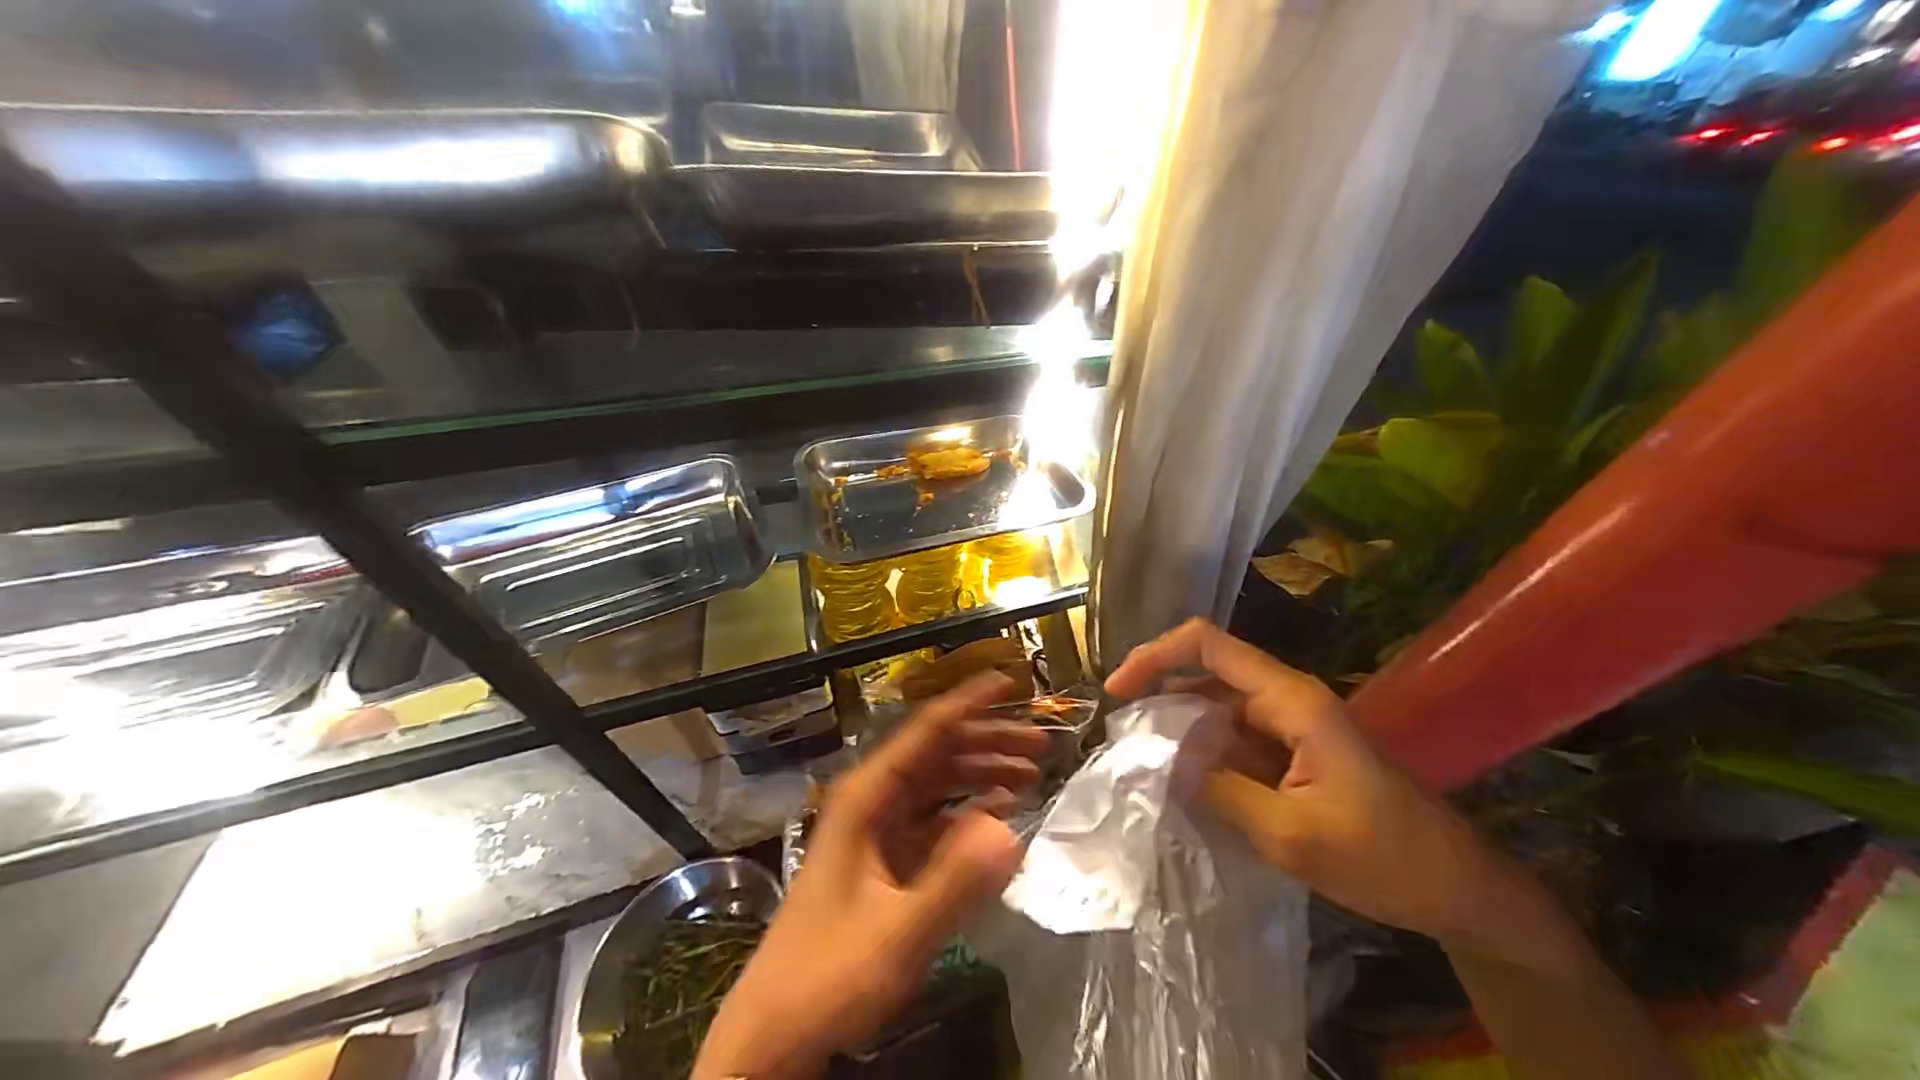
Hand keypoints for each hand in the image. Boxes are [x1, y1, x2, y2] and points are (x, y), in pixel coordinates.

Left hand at [693, 673, 1047, 1079]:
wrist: (776, 1030)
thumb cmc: (828, 975)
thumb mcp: (897, 934)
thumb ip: (954, 883)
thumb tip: (1011, 830)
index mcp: (864, 798)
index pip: (924, 731)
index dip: (968, 702)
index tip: (1010, 680)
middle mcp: (870, 801)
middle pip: (936, 752)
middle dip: (988, 740)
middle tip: (1041, 742)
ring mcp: (876, 829)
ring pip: (937, 782)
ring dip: (982, 770)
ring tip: (1032, 771)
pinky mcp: (885, 858)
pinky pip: (934, 818)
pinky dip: (969, 809)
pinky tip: (1000, 810)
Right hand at [1105, 619, 1586, 973]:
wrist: (1461, 890)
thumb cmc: (1386, 858)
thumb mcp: (1291, 835)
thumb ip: (1218, 790)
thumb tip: (1158, 764)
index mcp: (1291, 700)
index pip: (1208, 644)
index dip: (1155, 655)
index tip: (1117, 693)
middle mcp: (1287, 700)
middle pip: (1206, 673)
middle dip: (1157, 697)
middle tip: (1121, 741)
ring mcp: (1291, 726)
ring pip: (1216, 707)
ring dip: (1177, 728)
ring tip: (1140, 762)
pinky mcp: (1293, 753)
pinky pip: (1233, 739)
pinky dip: (1201, 753)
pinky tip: (1179, 781)